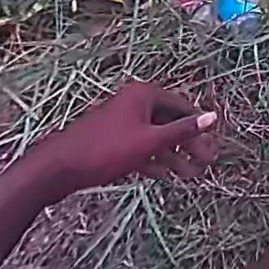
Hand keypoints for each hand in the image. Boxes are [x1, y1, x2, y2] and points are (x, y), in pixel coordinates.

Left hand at [27, 81, 218, 194]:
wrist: (56, 168)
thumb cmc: (105, 150)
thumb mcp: (150, 141)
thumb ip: (182, 130)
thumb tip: (212, 118)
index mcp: (144, 95)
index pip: (182, 106)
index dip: (198, 125)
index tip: (212, 143)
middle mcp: (133, 103)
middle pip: (169, 122)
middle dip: (187, 144)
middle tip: (204, 162)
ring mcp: (121, 121)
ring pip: (154, 136)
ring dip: (171, 154)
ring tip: (188, 174)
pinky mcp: (110, 139)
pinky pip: (138, 145)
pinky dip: (151, 158)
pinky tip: (161, 174)